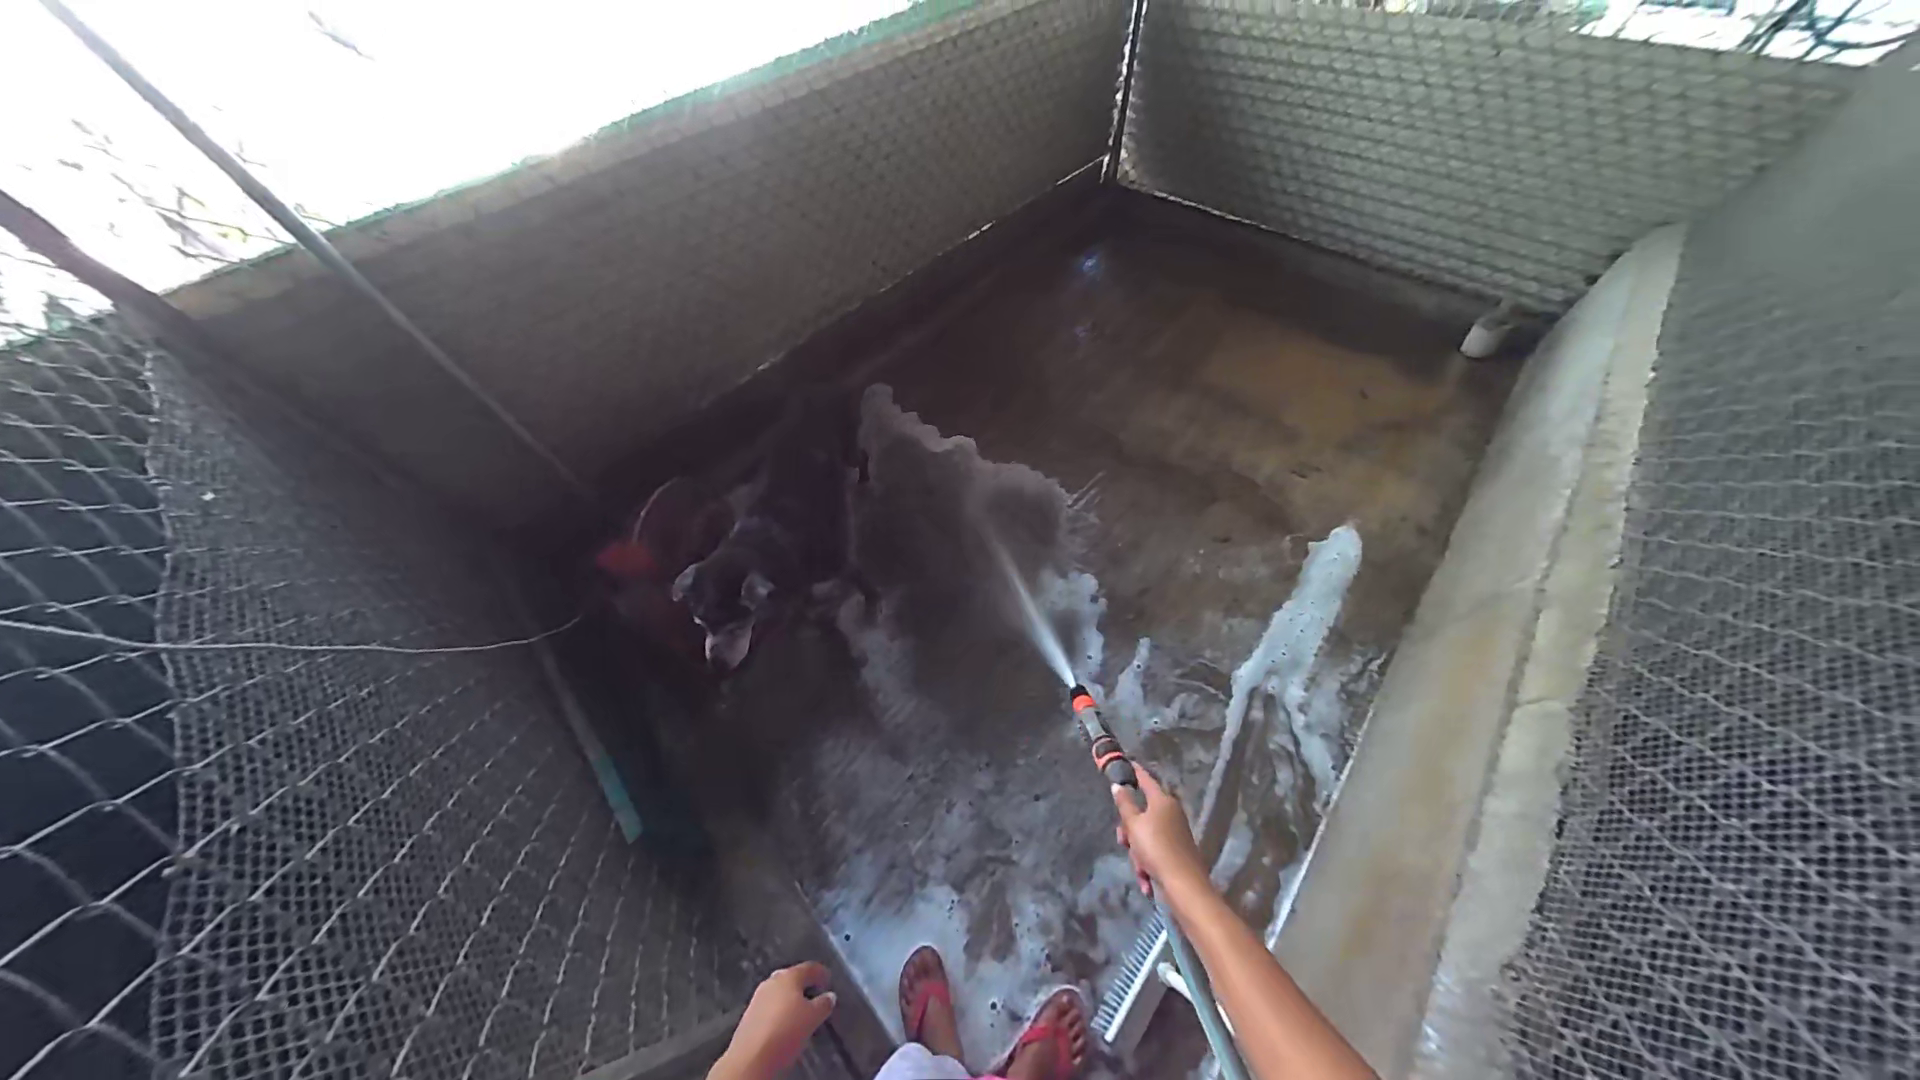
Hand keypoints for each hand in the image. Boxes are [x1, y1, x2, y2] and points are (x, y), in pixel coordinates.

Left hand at [715, 962, 835, 1079]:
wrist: (750, 1058)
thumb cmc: (785, 1031)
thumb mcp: (812, 1018)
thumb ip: (823, 1004)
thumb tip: (830, 995)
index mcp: (789, 976)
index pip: (809, 968)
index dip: (821, 972)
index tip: (828, 978)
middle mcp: (772, 981)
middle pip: (792, 977)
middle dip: (803, 984)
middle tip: (815, 992)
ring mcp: (758, 998)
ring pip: (779, 992)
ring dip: (790, 998)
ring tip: (801, 1009)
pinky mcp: (749, 1016)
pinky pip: (769, 1006)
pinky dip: (779, 1010)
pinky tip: (784, 1022)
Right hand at [1112, 767, 1206, 896]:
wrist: (1185, 886)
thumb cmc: (1156, 848)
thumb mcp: (1133, 825)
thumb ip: (1124, 804)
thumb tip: (1118, 785)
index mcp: (1162, 801)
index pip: (1145, 779)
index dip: (1134, 771)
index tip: (1126, 762)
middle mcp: (1171, 813)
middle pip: (1141, 813)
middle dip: (1129, 829)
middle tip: (1123, 841)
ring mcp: (1176, 832)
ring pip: (1146, 835)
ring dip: (1137, 852)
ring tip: (1139, 868)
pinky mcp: (1177, 851)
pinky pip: (1155, 851)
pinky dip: (1148, 864)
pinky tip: (1146, 880)